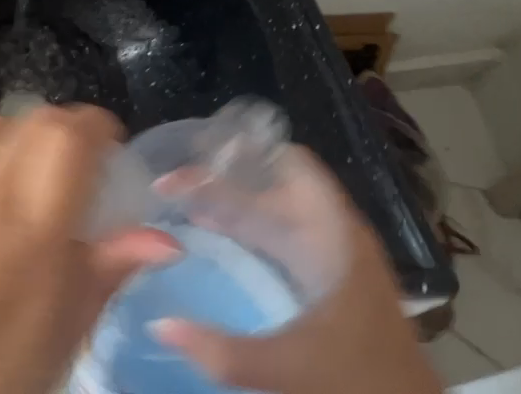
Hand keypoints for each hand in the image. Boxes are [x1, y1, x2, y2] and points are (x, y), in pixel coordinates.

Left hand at [0, 107, 177, 393]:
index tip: (105, 143)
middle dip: (58, 135)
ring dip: (6, 145)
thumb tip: (161, 238)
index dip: (96, 125)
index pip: (73, 137)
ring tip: (0, 186)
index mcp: (33, 234)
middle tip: (58, 171)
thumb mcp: (54, 342)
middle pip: (33, 120)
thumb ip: (103, 275)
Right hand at [151, 146, 443, 393]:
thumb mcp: (290, 367)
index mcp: (335, 236)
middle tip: (171, 183)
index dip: (249, 150)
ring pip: (278, 216)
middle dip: (225, 182)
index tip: (200, 151)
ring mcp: (337, 261)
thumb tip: (158, 325)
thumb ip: (223, 350)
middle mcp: (337, 238)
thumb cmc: (362, 382)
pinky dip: (250, 233)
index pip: (293, 164)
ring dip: (233, 207)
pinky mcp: (334, 286)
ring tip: (182, 205)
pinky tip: (217, 243)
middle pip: (276, 189)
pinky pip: (284, 240)